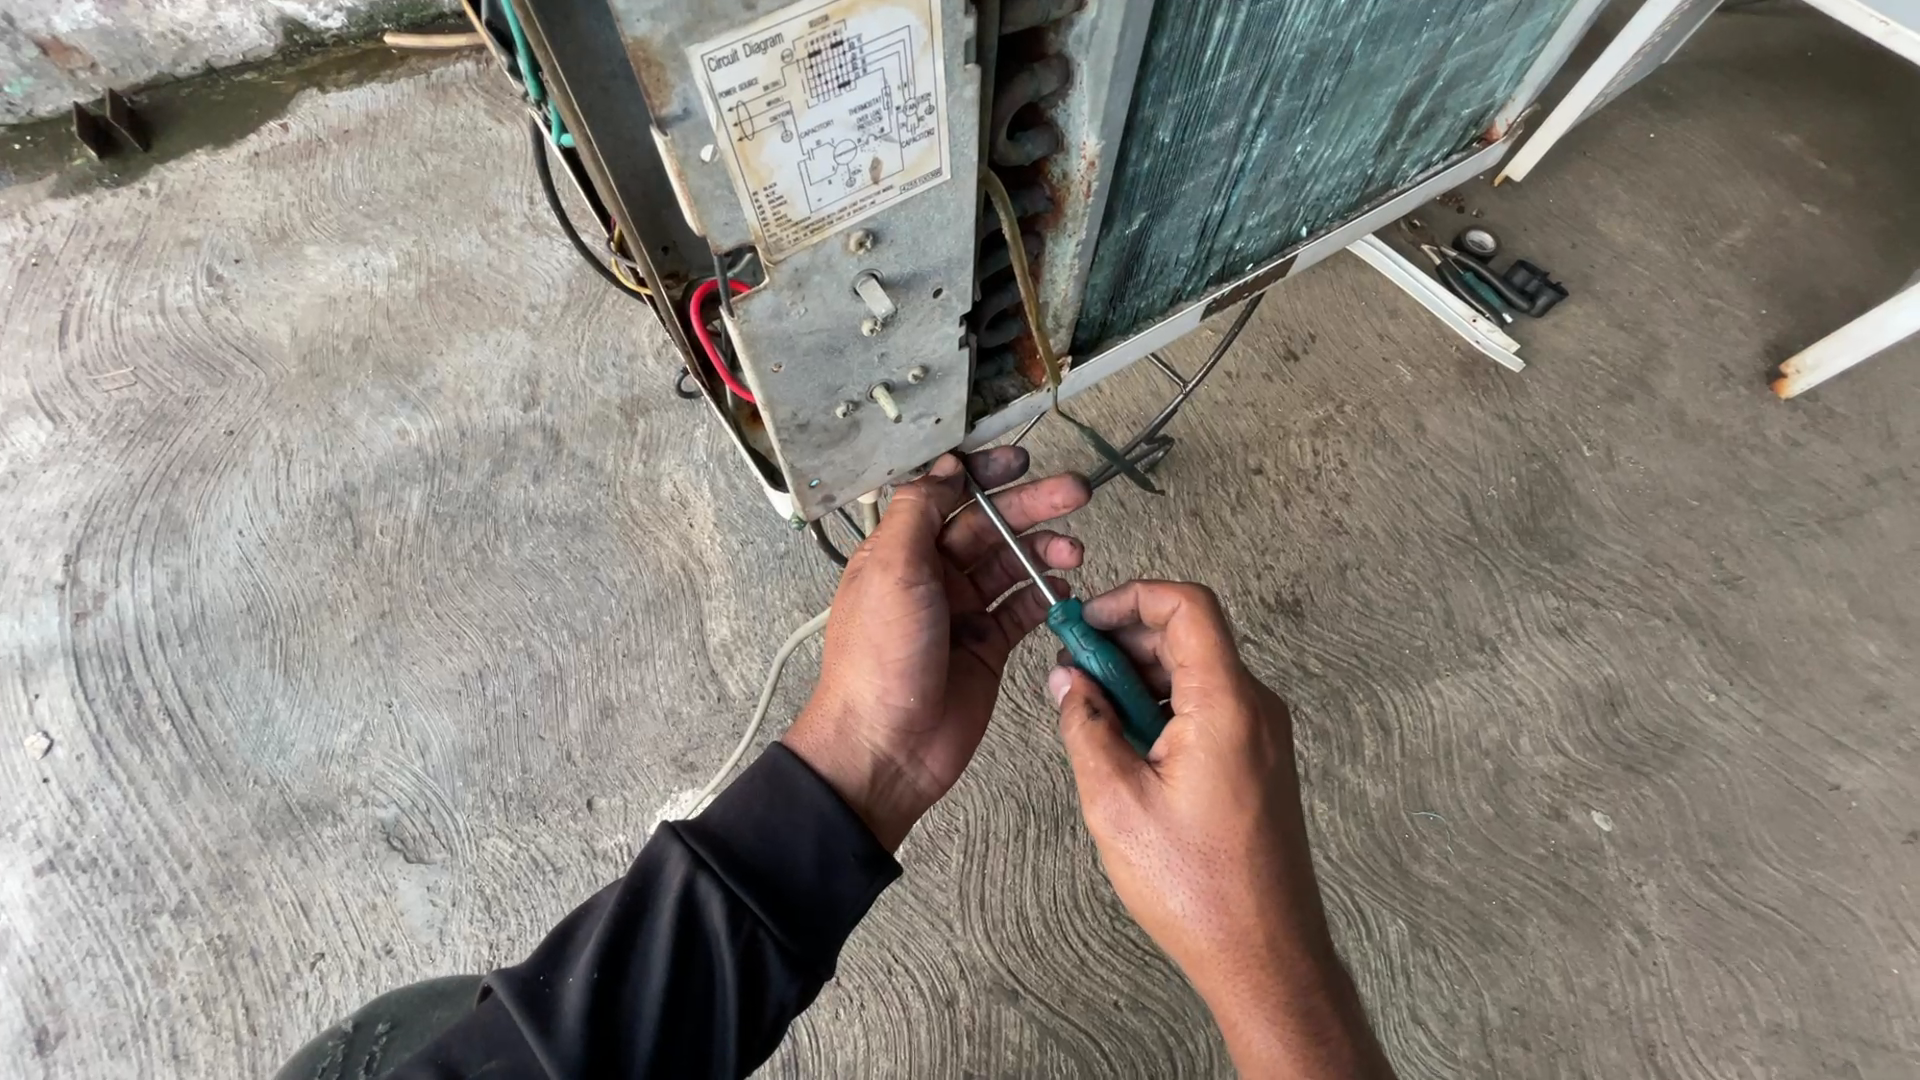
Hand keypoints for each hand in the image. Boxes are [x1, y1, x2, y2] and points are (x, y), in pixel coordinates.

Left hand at [784, 450, 1089, 850]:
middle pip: (989, 526)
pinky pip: (1022, 609)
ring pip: (1011, 565)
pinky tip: (1066, 590)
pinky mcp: (987, 645)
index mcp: (901, 550)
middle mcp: (932, 575)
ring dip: (1044, 550)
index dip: (983, 474)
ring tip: (1074, 550)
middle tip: (1074, 492)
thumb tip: (944, 467)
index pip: (946, 495)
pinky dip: (1045, 596)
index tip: (1020, 461)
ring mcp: (962, 610)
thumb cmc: (879, 656)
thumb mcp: (891, 569)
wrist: (886, 746)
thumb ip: (919, 511)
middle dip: (1031, 506)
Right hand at [1049, 581, 1393, 1077]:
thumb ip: (1085, 725)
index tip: (1083, 622)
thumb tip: (1067, 680)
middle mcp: (1252, 707)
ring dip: (1137, 675)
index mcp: (1225, 705)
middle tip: (1072, 668)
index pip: (1186, 606)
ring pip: (1192, 669)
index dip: (1130, 598)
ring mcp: (1258, 732)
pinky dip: (1158, 704)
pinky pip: (1203, 703)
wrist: (1266, 957)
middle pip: (1186, 634)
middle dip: (1123, 639)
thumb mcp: (1115, 800)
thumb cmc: (1197, 887)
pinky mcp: (1253, 756)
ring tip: (1089, 708)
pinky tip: (1123, 740)